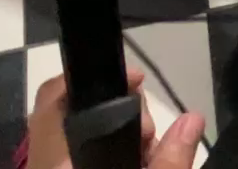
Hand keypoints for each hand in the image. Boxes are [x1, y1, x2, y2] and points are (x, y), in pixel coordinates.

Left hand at [26, 69, 204, 168]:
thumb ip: (168, 161)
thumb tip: (193, 118)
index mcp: (55, 161)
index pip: (54, 98)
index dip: (92, 77)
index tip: (136, 80)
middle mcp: (45, 164)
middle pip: (77, 115)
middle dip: (123, 112)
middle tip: (151, 133)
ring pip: (84, 142)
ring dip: (122, 139)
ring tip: (150, 154)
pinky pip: (82, 161)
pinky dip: (110, 158)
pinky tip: (142, 164)